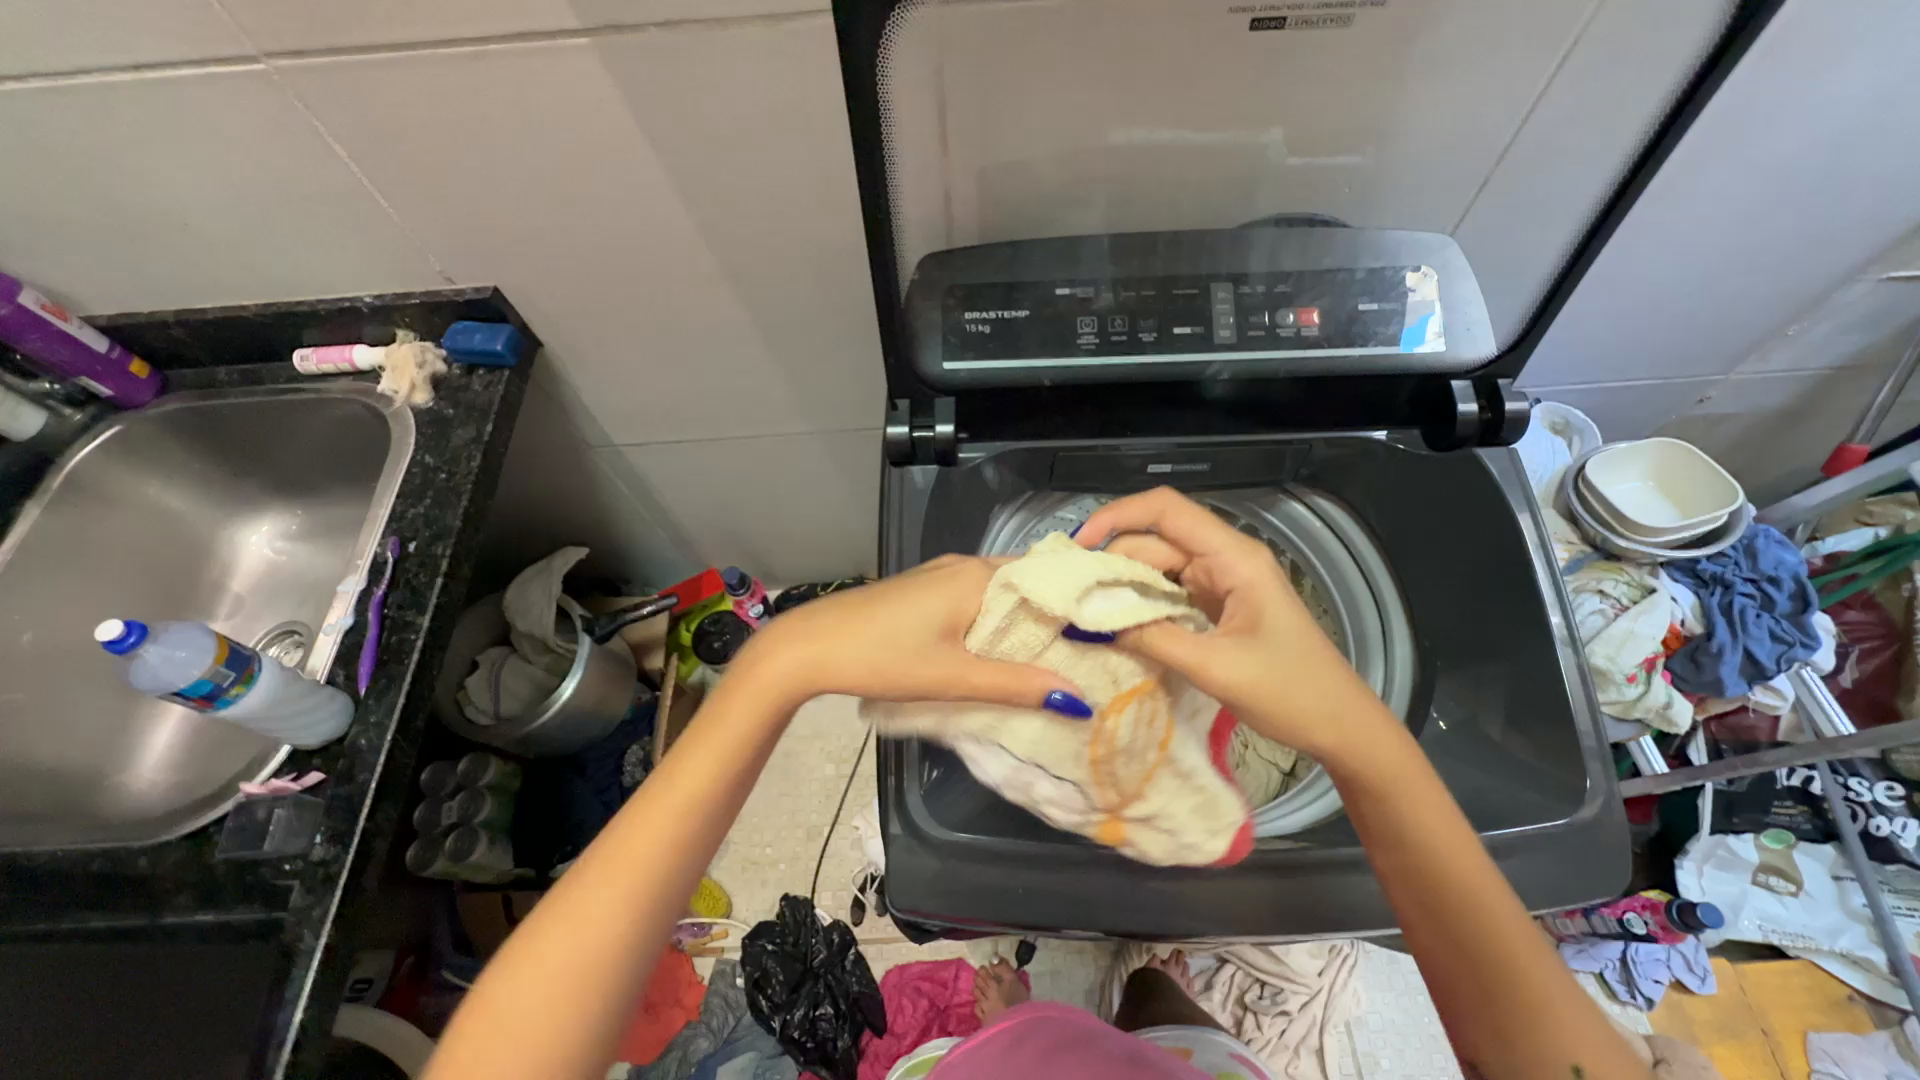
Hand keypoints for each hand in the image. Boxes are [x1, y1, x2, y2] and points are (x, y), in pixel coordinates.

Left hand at [732, 555, 1091, 715]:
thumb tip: (1077, 698)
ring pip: (1000, 591)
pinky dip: (998, 618)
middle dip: (1057, 614)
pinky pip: (977, 596)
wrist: (809, 647)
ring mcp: (941, 573)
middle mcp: (965, 564)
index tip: (1114, 633)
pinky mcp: (924, 588)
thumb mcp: (953, 677)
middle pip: (1027, 583)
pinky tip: (1006, 646)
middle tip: (1094, 648)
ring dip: (1026, 617)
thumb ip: (1016, 685)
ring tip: (1060, 652)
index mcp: (978, 576)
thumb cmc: (882, 659)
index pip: (1049, 579)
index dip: (1082, 603)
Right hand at [1073, 487, 1393, 761]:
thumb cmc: (1290, 692)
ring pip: (1159, 569)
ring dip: (1124, 586)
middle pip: (1156, 542)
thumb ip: (1152, 639)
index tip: (1078, 546)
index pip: (1166, 511)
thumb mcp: (1215, 668)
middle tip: (1071, 597)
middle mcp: (1226, 560)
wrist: (1342, 726)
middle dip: (1112, 562)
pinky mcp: (1219, 608)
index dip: (1117, 517)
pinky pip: (1170, 594)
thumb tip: (1091, 623)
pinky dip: (1142, 605)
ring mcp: (1223, 584)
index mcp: (1234, 558)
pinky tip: (1117, 624)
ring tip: (1085, 610)